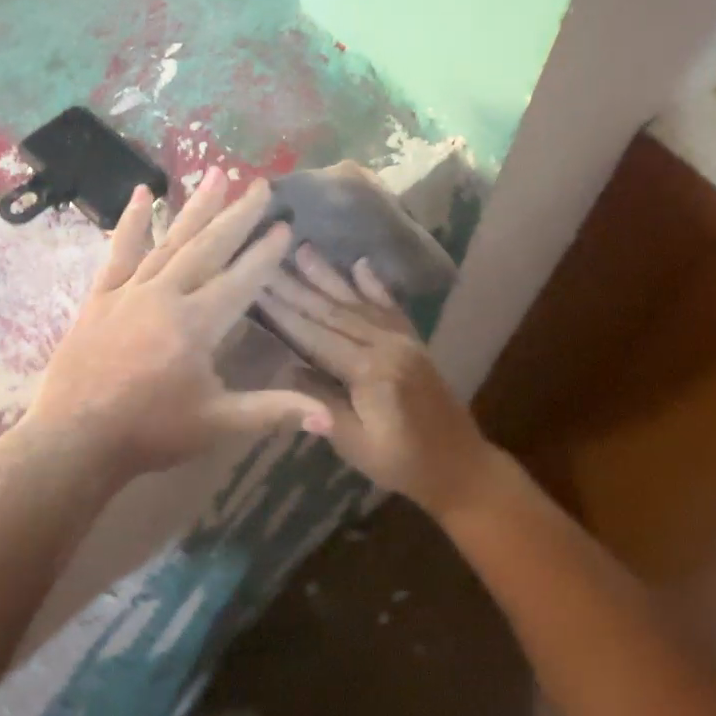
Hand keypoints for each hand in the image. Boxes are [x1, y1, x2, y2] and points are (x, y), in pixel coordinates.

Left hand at [25, 167, 331, 479]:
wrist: (75, 438)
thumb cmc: (151, 431)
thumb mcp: (218, 423)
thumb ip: (273, 411)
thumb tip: (329, 418)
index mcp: (197, 324)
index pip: (242, 279)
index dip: (265, 252)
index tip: (285, 224)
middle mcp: (166, 296)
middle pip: (208, 247)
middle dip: (238, 216)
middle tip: (260, 185)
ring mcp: (129, 292)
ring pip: (170, 241)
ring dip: (195, 208)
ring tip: (215, 174)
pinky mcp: (100, 298)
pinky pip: (119, 252)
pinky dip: (131, 223)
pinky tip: (142, 195)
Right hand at [257, 245, 499, 514]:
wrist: (459, 466)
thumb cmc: (401, 463)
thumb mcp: (354, 442)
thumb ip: (321, 402)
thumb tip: (288, 366)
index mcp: (369, 371)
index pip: (316, 335)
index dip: (284, 312)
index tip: (256, 286)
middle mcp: (387, 346)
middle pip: (335, 311)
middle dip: (298, 287)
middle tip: (267, 260)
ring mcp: (404, 341)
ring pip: (360, 303)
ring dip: (330, 277)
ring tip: (304, 250)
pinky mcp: (415, 344)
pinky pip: (391, 308)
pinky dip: (374, 286)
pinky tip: (360, 266)